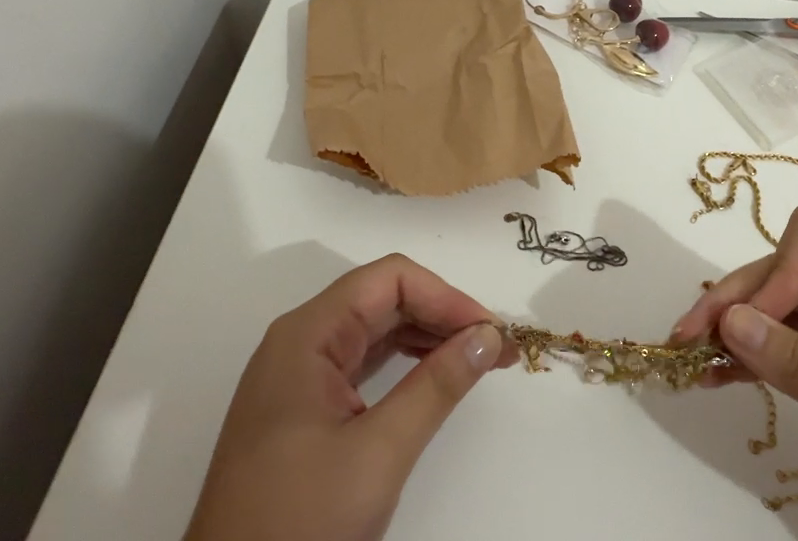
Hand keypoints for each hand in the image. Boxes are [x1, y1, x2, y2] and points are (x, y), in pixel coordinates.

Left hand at [185, 254, 514, 540]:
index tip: (491, 332)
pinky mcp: (304, 409)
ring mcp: (299, 376)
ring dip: (429, 339)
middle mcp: (301, 342)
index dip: (445, 296)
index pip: (388, 280)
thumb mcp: (378, 452)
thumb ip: (437, 386)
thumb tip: (489, 335)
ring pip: (375, 332)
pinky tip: (437, 379)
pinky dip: (406, 365)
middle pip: (382, 300)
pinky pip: (364, 364)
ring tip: (480, 360)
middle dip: (443, 315)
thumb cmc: (299, 518)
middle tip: (498, 348)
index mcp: (307, 334)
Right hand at [670, 206, 797, 540]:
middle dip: (739, 297)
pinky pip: (783, 357)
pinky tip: (712, 376)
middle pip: (789, 273)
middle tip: (686, 336)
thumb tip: (728, 320)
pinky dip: (747, 361)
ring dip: (734, 329)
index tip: (749, 319)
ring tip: (689, 356)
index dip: (780, 266)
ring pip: (779, 315)